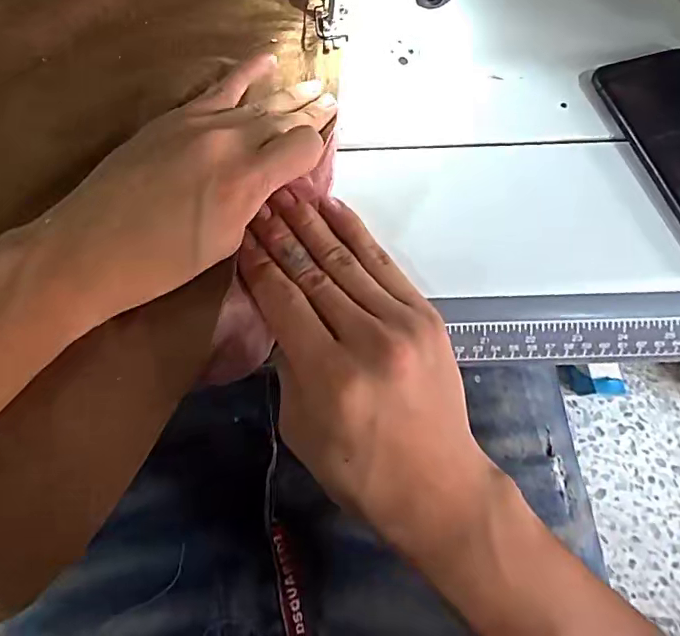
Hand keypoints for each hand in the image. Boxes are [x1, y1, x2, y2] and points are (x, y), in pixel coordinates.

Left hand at [37, 55, 335, 324]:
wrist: (87, 248)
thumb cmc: (158, 263)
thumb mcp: (223, 242)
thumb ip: (256, 202)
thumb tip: (275, 180)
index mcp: (245, 181)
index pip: (303, 146)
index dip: (317, 150)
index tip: (317, 158)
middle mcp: (229, 142)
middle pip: (283, 119)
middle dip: (311, 114)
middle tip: (332, 105)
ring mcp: (199, 122)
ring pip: (258, 101)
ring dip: (289, 94)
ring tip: (315, 86)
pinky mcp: (175, 117)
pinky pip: (219, 88)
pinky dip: (246, 72)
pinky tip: (267, 58)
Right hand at [238, 186, 501, 553]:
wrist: (439, 487)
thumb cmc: (359, 469)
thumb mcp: (301, 426)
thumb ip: (286, 362)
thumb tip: (275, 307)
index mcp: (330, 375)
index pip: (283, 301)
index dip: (258, 262)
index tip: (240, 231)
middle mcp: (368, 340)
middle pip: (313, 274)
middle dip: (280, 233)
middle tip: (258, 199)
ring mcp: (403, 323)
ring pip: (346, 261)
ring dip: (313, 223)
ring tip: (288, 192)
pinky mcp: (426, 315)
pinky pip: (384, 263)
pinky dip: (356, 232)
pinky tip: (333, 208)